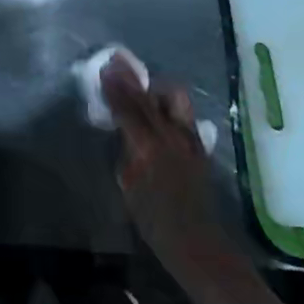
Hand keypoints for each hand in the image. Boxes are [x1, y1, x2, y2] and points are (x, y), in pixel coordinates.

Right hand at [100, 55, 240, 280]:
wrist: (197, 242)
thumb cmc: (154, 220)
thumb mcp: (128, 184)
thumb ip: (126, 149)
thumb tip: (121, 128)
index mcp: (148, 147)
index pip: (128, 108)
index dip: (115, 87)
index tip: (104, 66)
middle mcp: (172, 136)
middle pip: (150, 98)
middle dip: (131, 79)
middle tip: (117, 61)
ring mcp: (190, 140)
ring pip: (175, 99)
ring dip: (155, 88)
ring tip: (142, 86)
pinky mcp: (200, 147)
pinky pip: (183, 115)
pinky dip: (169, 105)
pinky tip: (161, 109)